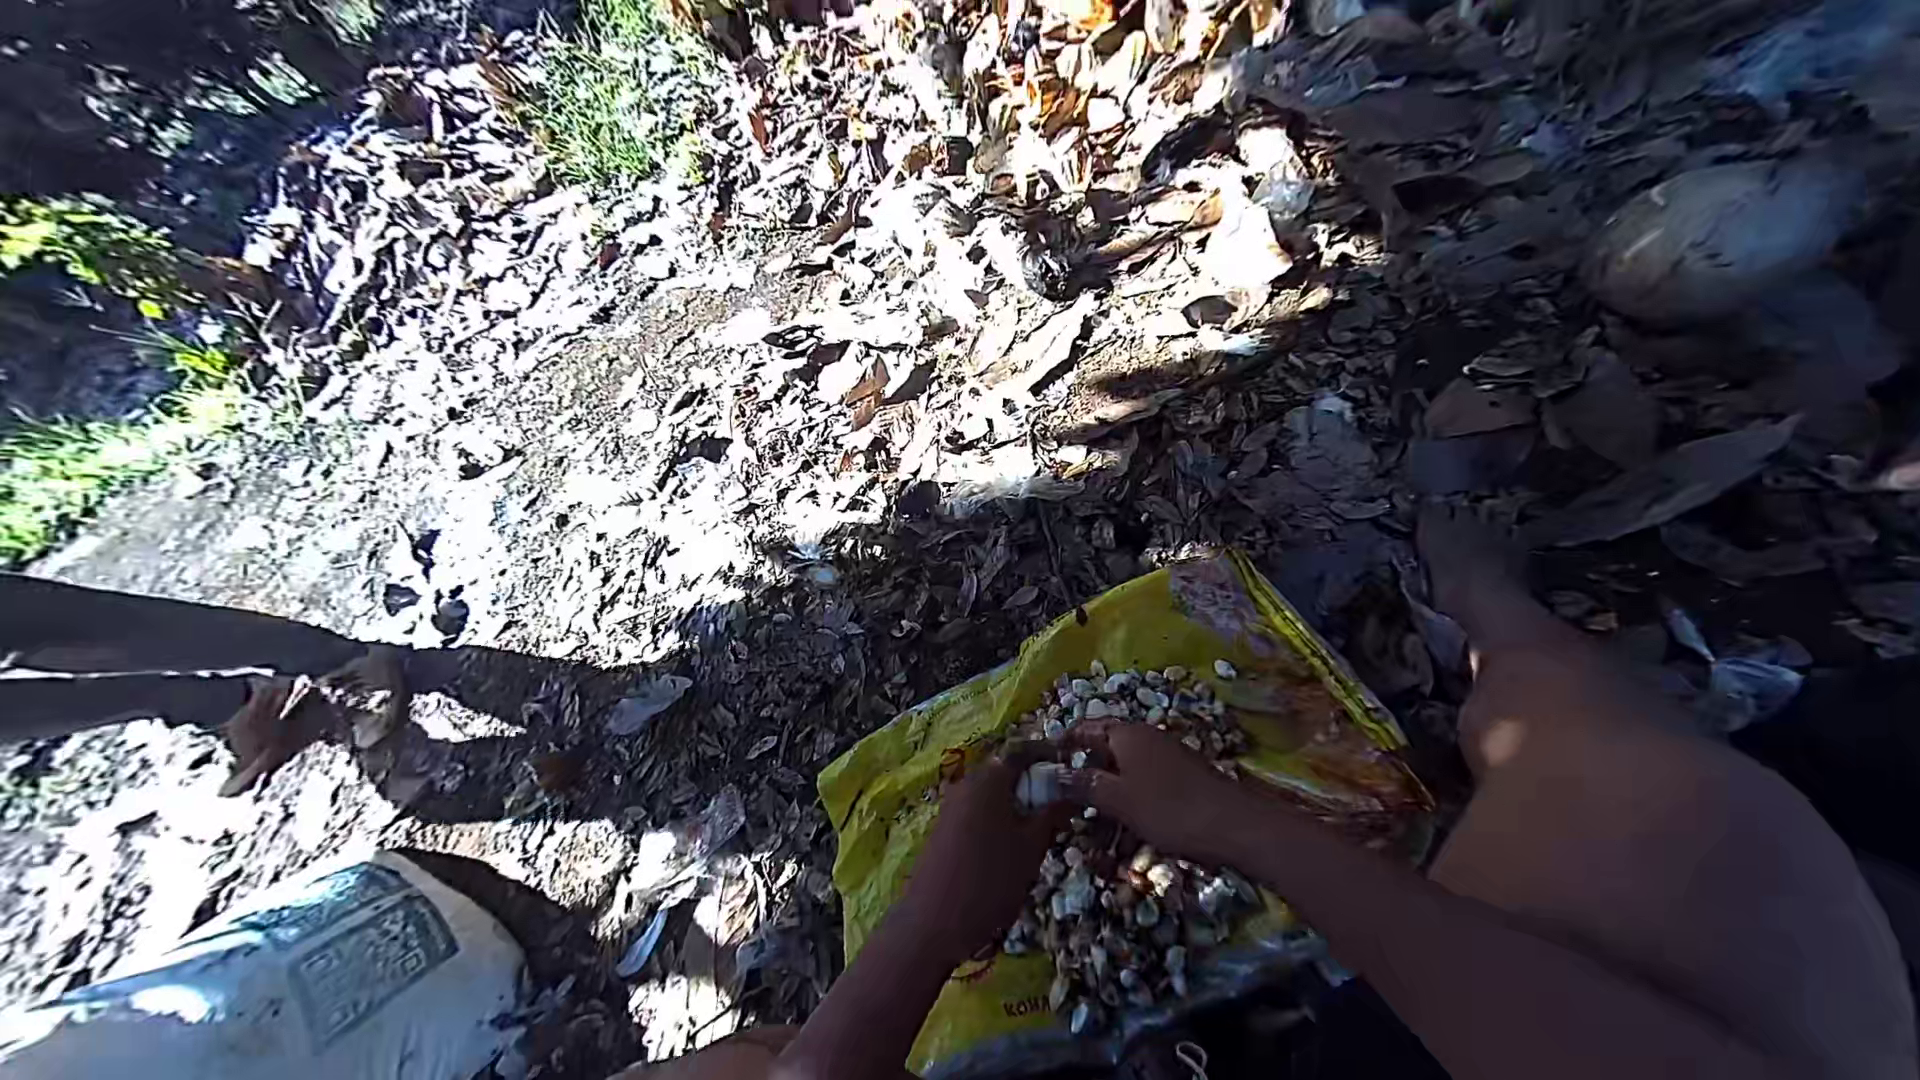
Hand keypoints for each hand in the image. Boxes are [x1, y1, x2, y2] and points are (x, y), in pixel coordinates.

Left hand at [895, 745, 1060, 966]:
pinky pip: (979, 809)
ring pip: (993, 792)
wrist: (932, 923)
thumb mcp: (1031, 847)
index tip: (1071, 766)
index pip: (1022, 750)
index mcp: (988, 778)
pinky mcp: (945, 827)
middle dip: (1035, 782)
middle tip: (1061, 804)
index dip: (1047, 754)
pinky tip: (1012, 845)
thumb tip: (1070, 792)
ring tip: (1042, 828)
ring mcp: (952, 805)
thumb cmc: (989, 879)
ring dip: (1018, 802)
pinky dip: (1000, 816)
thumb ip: (1051, 813)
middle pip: (1006, 770)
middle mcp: (967, 783)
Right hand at [1063, 722, 1255, 865]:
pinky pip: (1142, 773)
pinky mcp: (1180, 772)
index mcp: (1125, 734)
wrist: (1237, 826)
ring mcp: (1165, 752)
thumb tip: (1050, 774)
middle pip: (1103, 743)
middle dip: (1083, 764)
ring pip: (1124, 761)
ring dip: (1106, 779)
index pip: (1083, 728)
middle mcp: (1144, 735)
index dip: (1062, 743)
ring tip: (1091, 805)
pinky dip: (1128, 787)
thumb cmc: (1171, 809)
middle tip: (1064, 790)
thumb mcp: (1119, 800)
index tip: (1044, 764)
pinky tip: (1126, 811)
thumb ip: (1083, 785)